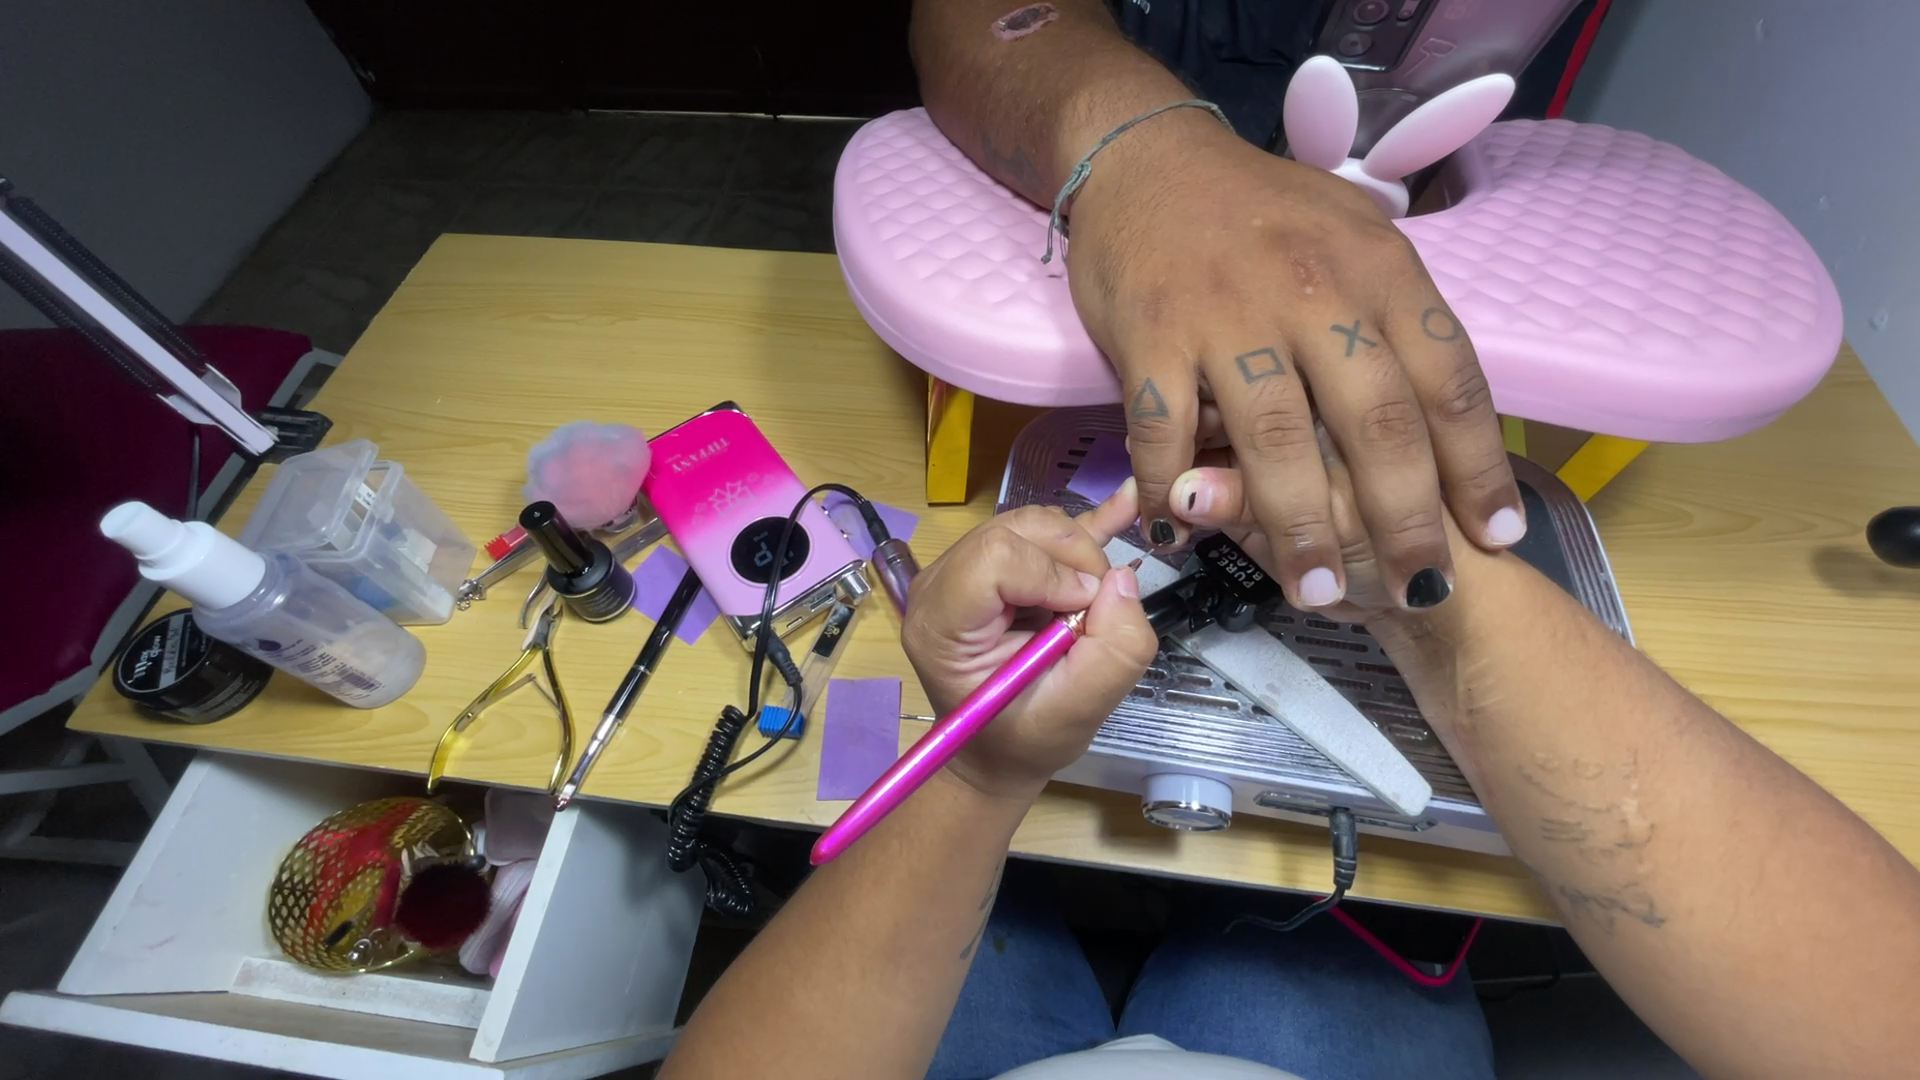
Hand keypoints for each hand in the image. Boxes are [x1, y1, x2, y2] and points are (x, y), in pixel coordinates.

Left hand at [901, 489, 1159, 801]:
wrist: (997, 748)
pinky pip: (1033, 529)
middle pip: (1016, 529)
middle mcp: (938, 583)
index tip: (1084, 615)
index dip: (1052, 575)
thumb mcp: (1075, 715)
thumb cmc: (1024, 740)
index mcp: (942, 624)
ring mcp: (959, 567)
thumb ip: (1112, 653)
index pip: (996, 557)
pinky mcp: (987, 561)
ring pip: (1030, 524)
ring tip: (1092, 598)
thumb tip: (1122, 580)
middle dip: (1074, 560)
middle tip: (1095, 610)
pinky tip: (1123, 505)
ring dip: (1076, 553)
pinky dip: (1081, 525)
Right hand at [1062, 109, 1526, 611]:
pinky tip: (1174, 533)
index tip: (1493, 534)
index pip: (1447, 378)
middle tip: (1419, 588)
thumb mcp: (1348, 235)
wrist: (1147, 163)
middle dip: (1402, 519)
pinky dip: (1168, 490)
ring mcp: (1225, 318)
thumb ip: (1385, 313)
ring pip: (1273, 440)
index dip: (1476, 466)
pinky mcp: (1150, 338)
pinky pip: (1163, 431)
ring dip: (1298, 527)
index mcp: (1377, 268)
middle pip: (1372, 423)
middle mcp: (1310, 294)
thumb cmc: (1253, 208)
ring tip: (1317, 593)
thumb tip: (1421, 411)